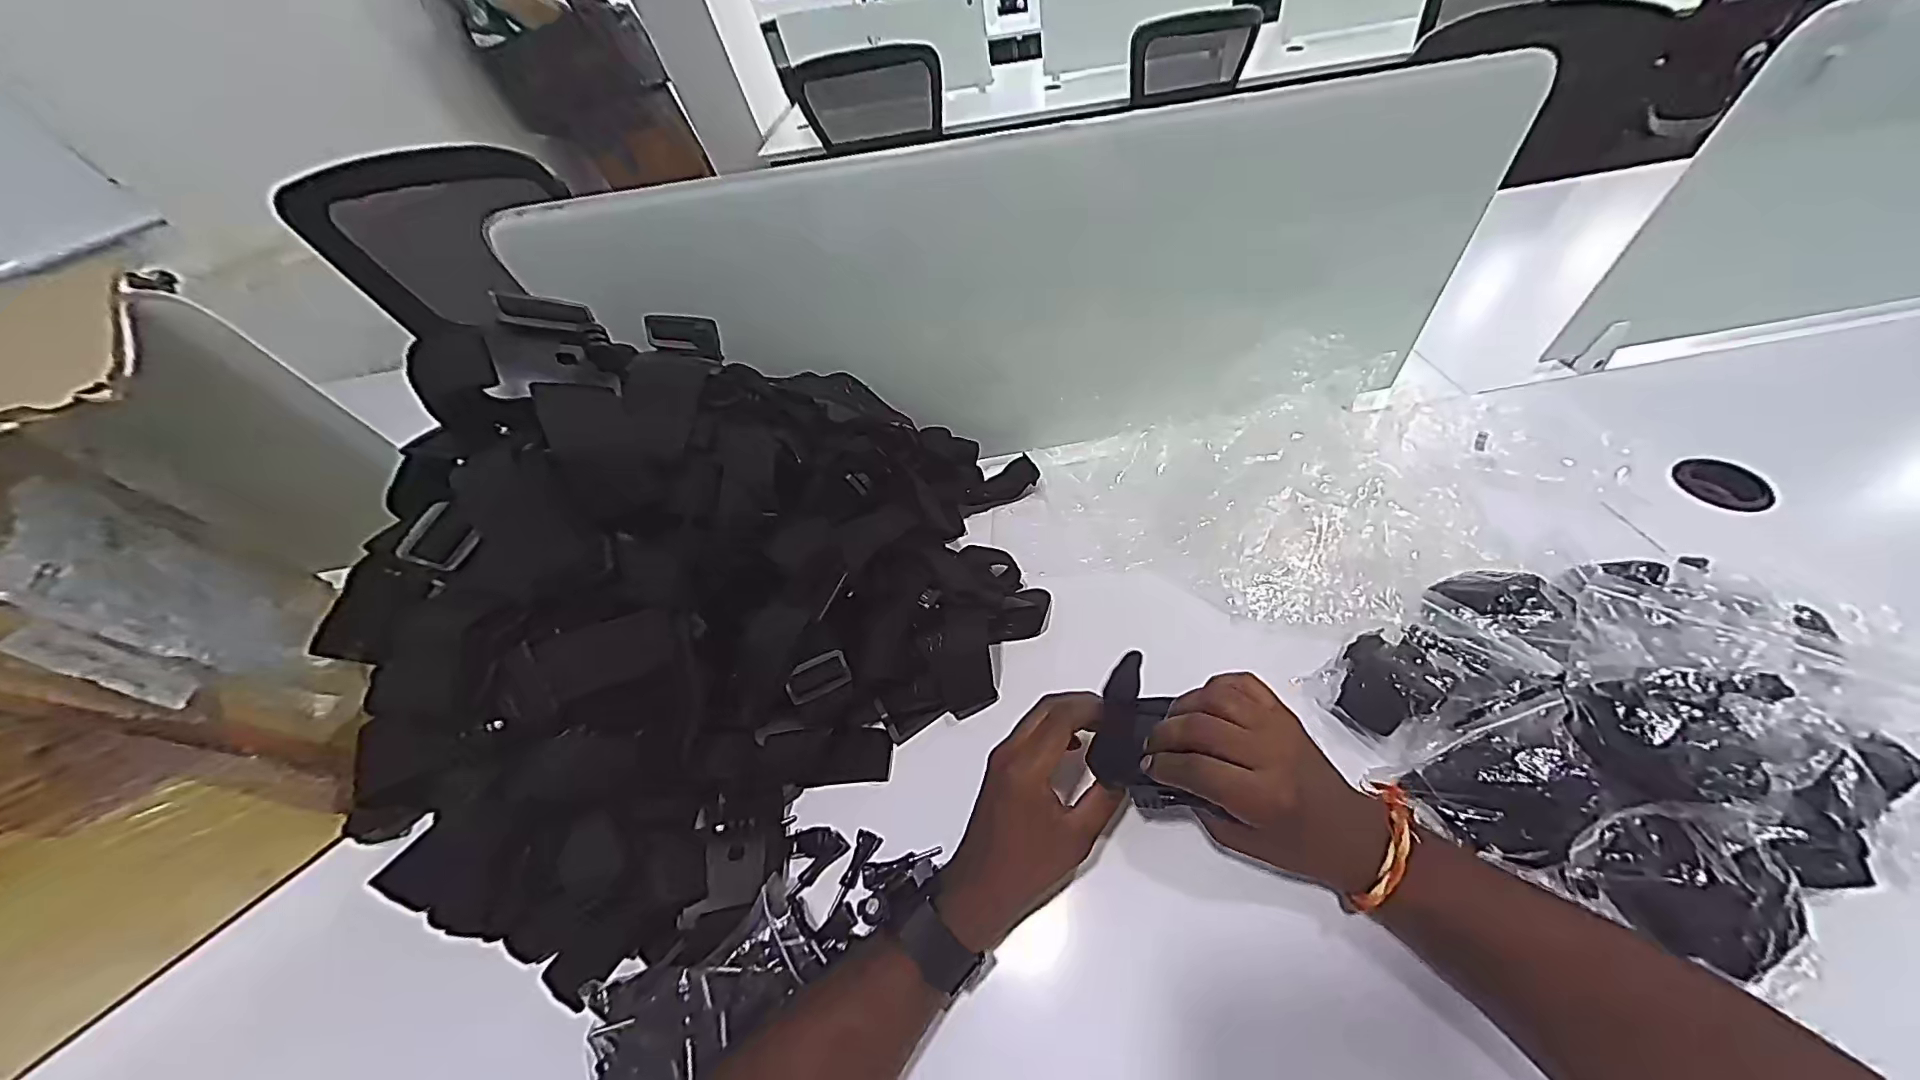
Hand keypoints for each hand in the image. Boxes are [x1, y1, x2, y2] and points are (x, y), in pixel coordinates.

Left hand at [937, 693, 1126, 951]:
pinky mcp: (998, 769)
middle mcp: (1008, 757)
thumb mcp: (1077, 837)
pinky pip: (1027, 734)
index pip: (1061, 715)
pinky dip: (1051, 730)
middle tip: (1106, 715)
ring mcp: (999, 761)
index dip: (1092, 708)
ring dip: (1065, 715)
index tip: (1112, 713)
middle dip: (1080, 704)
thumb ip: (1103, 798)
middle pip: (1046, 707)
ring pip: (1035, 718)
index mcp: (1026, 768)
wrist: (980, 890)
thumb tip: (1117, 774)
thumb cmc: (1017, 871)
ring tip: (1095, 728)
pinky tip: (1071, 747)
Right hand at [1144, 673, 1387, 895]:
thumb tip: (1171, 775)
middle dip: (1165, 735)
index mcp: (1263, 796)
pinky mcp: (1283, 714)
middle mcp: (1271, 755)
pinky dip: (1215, 686)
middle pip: (1199, 727)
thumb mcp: (1241, 841)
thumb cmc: (1303, 843)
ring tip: (1174, 722)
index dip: (1163, 765)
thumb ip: (1202, 805)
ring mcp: (1278, 728)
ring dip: (1184, 706)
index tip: (1150, 766)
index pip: (1196, 767)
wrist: (1351, 833)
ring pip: (1216, 697)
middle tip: (1154, 745)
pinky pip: (1242, 684)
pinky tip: (1203, 702)